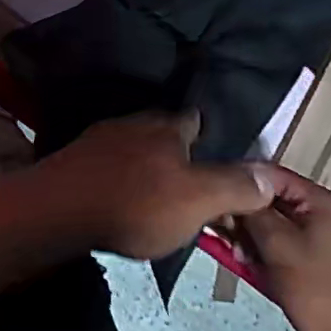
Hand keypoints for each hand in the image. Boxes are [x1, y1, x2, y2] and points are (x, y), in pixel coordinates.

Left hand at [34, 112, 274, 259]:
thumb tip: (270, 176)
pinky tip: (115, 193)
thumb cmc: (137, 204)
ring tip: (150, 188)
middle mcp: (136, 122)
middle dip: (173, 150)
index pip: (194, 120)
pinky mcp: (77, 157)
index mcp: (168, 127)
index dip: (206, 137)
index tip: (212, 155)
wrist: (60, 210)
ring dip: (142, 161)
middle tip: (183, 179)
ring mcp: (102, 137)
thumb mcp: (198, 201)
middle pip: (163, 131)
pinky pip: (107, 160)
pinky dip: (116, 173)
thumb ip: (235, 187)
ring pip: (133, 144)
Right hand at [233, 167, 330, 330]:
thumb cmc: (319, 289)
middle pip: (268, 200)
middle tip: (220, 228)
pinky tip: (245, 265)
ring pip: (267, 226)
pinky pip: (274, 248)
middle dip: (243, 214)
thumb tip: (232, 190)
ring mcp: (310, 240)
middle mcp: (314, 214)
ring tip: (234, 252)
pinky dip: (258, 255)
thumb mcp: (280, 245)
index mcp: (316, 200)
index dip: (241, 179)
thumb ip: (254, 213)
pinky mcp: (304, 265)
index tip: (213, 190)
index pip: (271, 174)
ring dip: (248, 238)